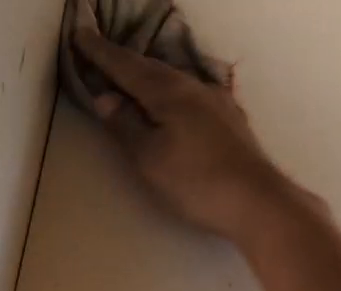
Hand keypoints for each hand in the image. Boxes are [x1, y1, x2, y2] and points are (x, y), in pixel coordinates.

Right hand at [72, 23, 314, 240]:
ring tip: (135, 85)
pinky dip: (175, 99)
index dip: (101, 54)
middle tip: (104, 58)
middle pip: (153, 70)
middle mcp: (195, 88)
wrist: (260, 204)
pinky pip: (194, 100)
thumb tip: (106, 99)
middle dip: (127, 64)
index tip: (80, 37)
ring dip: (152, 81)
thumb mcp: (150, 159)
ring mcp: (219, 104)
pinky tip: (175, 109)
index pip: (126, 66)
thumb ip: (126, 127)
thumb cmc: (198, 183)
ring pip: (177, 83)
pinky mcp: (234, 125)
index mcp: (168, 91)